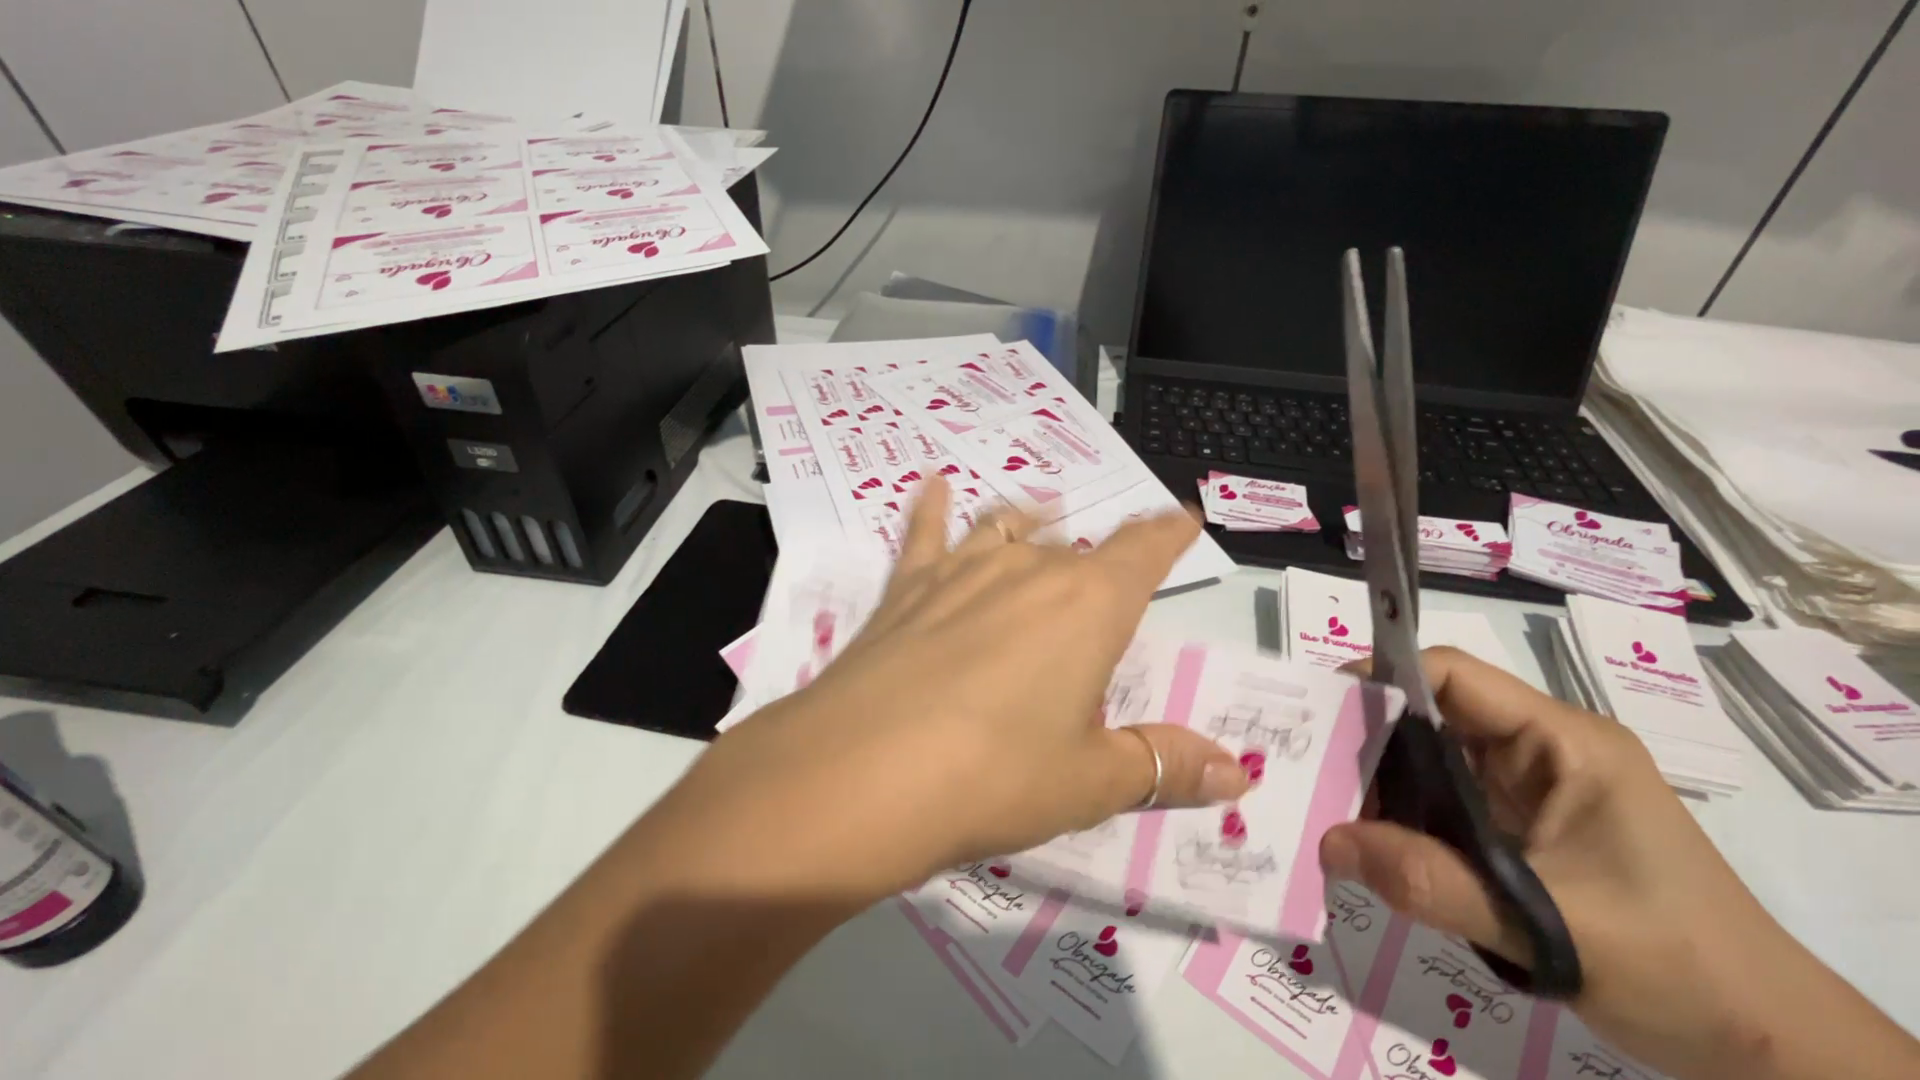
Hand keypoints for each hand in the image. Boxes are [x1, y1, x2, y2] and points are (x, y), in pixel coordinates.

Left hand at [715, 476, 1249, 889]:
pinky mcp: (903, 589)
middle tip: (1103, 582)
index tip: (1182, 515)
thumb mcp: (1089, 783)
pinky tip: (931, 486)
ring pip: (1005, 531)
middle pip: (1075, 549)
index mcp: (1089, 605)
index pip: (1144, 550)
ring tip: (1043, 517)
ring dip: (1029, 524)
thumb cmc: (994, 779)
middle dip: (1097, 560)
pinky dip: (929, 508)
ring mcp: (960, 572)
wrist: (859, 775)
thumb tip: (1240, 774)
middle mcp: (1029, 570)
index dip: (1168, 532)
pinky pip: (923, 534)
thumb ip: (1163, 766)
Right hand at [1321, 647, 1918, 1079]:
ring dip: (1382, 791)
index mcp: (1563, 743)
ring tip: (1323, 817)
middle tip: (1303, 778)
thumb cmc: (1673, 962)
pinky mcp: (1525, 835)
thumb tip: (1326, 842)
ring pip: (1434, 767)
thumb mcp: (1544, 923)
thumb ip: (1430, 881)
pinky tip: (1368, 850)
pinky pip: (1448, 811)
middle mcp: (1544, 753)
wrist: (1764, 1043)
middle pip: (1433, 719)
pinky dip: (1405, 825)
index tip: (1315, 718)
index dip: (1380, 681)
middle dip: (1367, 744)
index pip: (1453, 676)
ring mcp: (1534, 795)